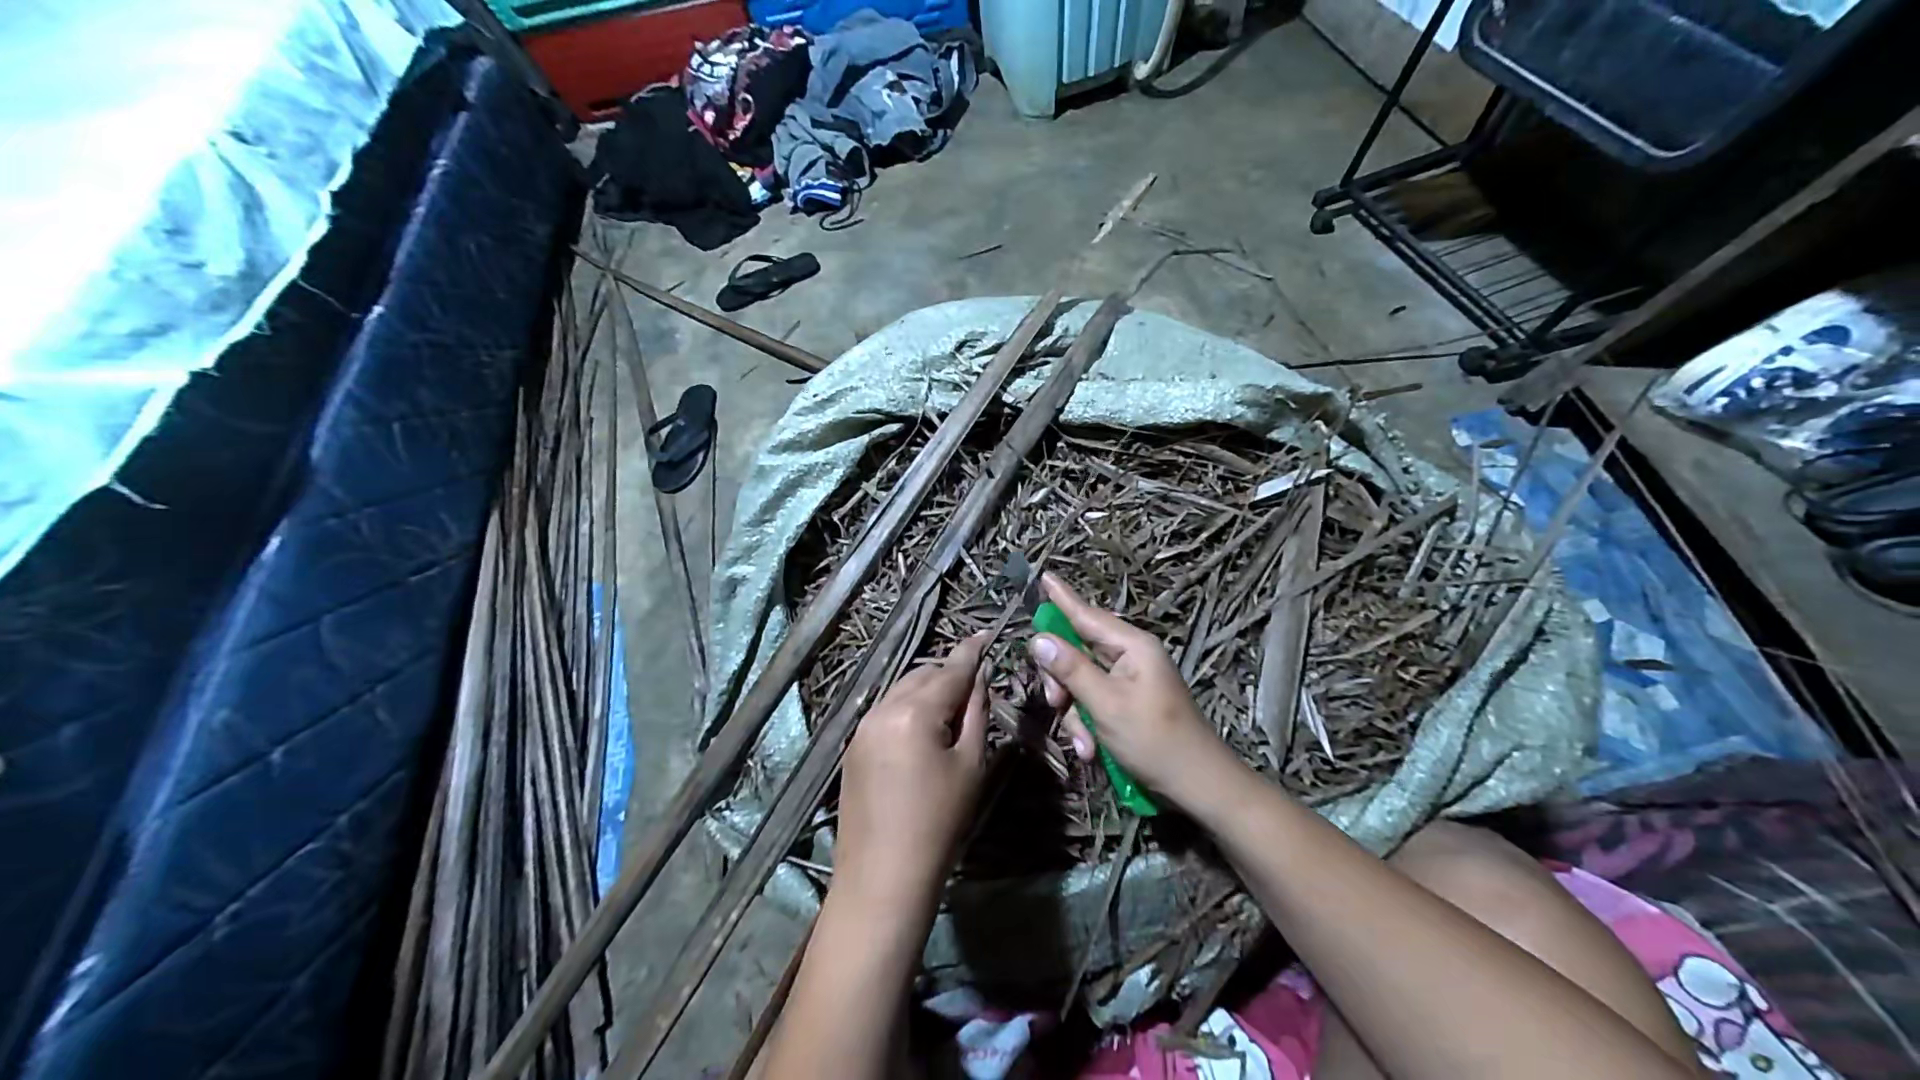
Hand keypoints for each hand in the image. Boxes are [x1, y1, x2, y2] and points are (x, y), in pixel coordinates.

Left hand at [836, 633, 990, 908]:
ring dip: (927, 690)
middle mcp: (882, 708)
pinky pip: (886, 711)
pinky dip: (908, 709)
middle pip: (922, 675)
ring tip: (952, 709)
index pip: (950, 670)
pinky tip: (923, 730)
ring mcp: (862, 726)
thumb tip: (978, 679)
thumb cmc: (939, 823)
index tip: (986, 635)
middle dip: (949, 674)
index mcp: (914, 711)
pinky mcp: (853, 745)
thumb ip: (976, 713)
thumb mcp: (971, 765)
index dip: (971, 652)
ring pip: (902, 690)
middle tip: (976, 687)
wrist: (882, 875)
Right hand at [1027, 574, 1239, 807]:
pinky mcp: (1126, 704)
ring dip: (1075, 713)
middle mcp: (1130, 657)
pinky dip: (1087, 725)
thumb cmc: (1154, 739)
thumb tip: (1038, 639)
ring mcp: (1128, 681)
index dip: (1061, 598)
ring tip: (1084, 744)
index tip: (1043, 575)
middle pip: (1076, 652)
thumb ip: (1071, 669)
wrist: (1197, 785)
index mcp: (1132, 646)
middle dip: (1061, 681)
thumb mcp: (1106, 704)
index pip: (1087, 615)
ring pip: (1080, 682)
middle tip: (1055, 703)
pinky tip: (1091, 750)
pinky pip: (1093, 703)